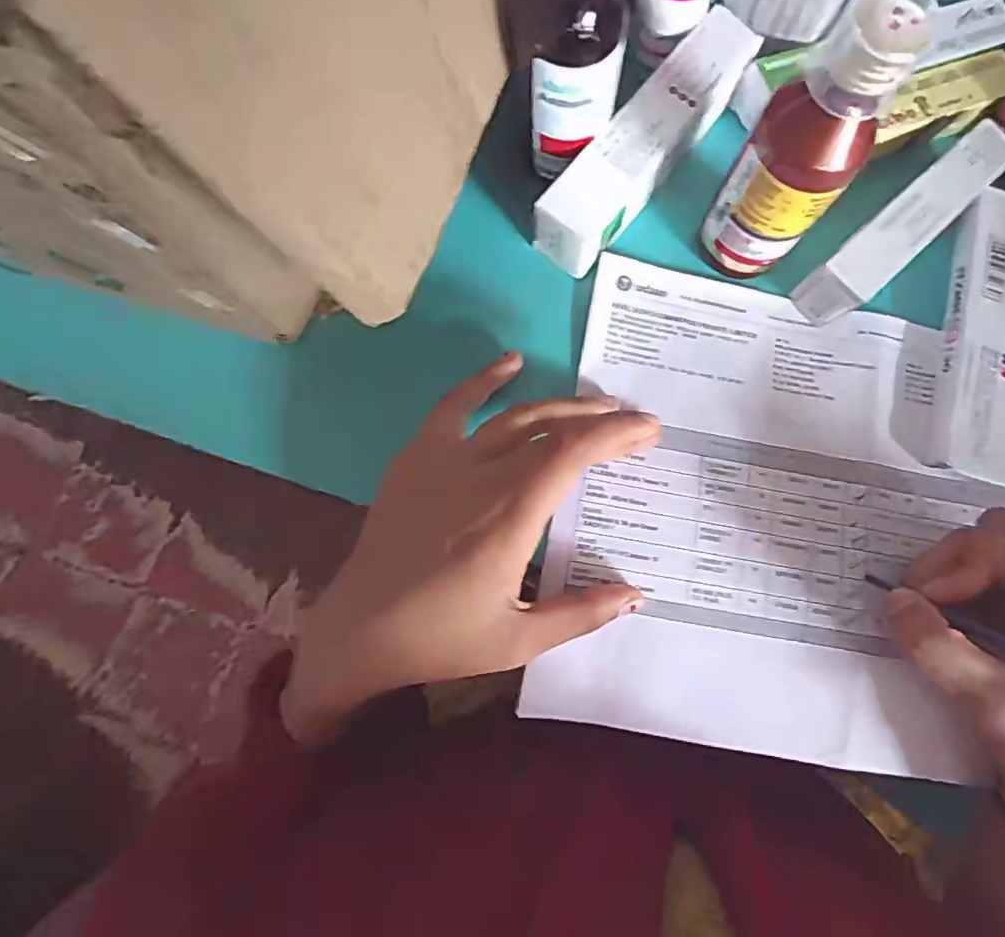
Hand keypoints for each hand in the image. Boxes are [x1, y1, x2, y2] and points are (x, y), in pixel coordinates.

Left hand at [281, 352, 660, 743]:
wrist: (357, 631)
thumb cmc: (440, 637)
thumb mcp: (517, 641)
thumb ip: (580, 614)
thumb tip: (637, 595)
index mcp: (509, 518)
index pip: (572, 454)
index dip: (614, 434)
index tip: (648, 429)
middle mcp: (480, 478)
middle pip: (552, 429)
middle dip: (602, 420)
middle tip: (636, 422)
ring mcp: (444, 461)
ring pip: (515, 416)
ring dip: (562, 405)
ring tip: (597, 405)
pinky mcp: (416, 457)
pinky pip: (453, 406)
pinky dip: (485, 380)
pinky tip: (513, 362)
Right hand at [887, 509, 1004, 921]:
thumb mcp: (1004, 711)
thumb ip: (940, 649)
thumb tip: (891, 600)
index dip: (961, 561)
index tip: (923, 598)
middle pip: (1002, 554)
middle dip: (951, 578)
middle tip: (914, 611)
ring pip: (993, 583)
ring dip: (951, 601)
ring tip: (922, 631)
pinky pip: (995, 613)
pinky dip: (961, 621)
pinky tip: (939, 646)